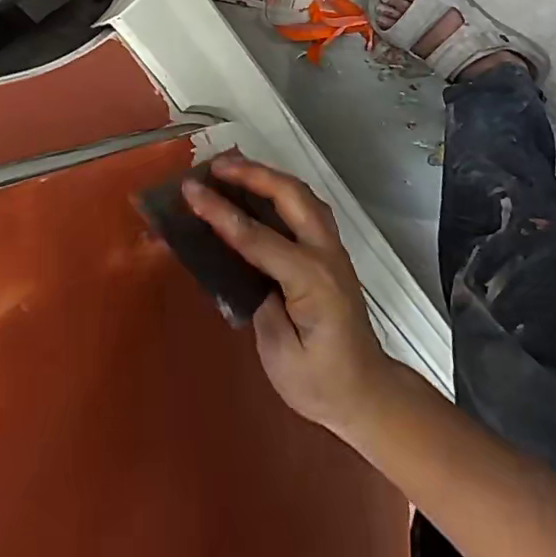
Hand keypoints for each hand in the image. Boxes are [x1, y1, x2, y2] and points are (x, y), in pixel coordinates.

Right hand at [182, 153, 398, 435]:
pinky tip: (260, 191)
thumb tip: (237, 263)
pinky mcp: (330, 254)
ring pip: (304, 196)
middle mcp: (326, 254)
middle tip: (215, 165)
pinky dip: (282, 192)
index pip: (257, 237)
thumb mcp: (280, 351)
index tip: (190, 190)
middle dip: (252, 174)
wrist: (364, 391)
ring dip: (269, 177)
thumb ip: (259, 302)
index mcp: (311, 279)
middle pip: (291, 197)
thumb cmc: (320, 382)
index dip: (220, 212)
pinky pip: (307, 210)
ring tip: (233, 168)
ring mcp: (333, 250)